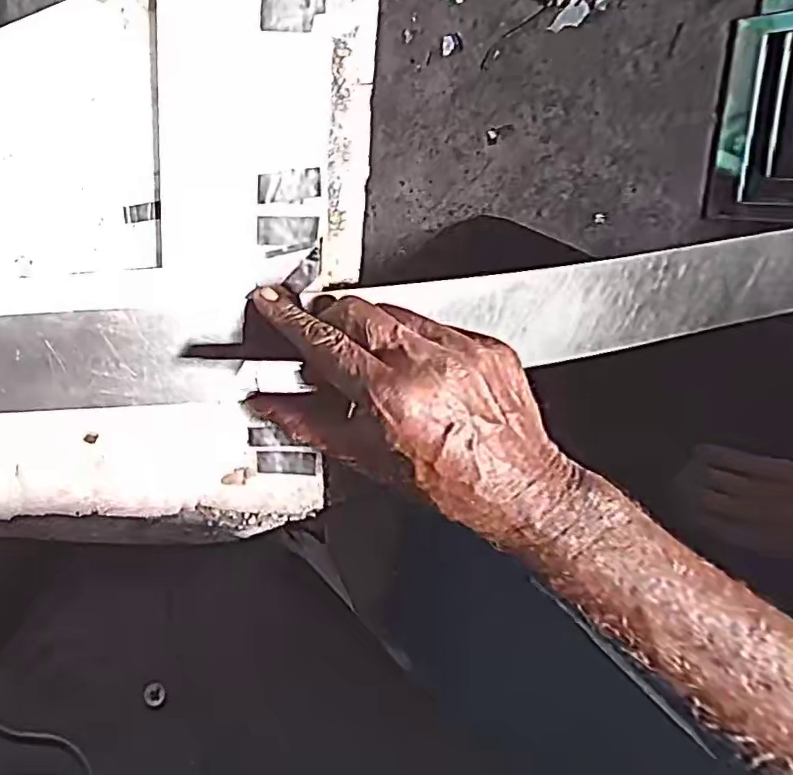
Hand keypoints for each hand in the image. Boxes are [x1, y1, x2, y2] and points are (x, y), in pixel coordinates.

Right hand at [244, 288, 578, 545]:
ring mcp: (459, 350)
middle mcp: (426, 365)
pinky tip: (416, 367)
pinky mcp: (484, 344)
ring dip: (369, 328)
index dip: (289, 318)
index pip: (324, 341)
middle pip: (354, 310)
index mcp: (391, 396)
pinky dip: (412, 338)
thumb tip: (269, 403)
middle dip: (328, 318)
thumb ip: (307, 422)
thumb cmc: (449, 484)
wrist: (522, 490)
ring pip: (391, 310)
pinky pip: (431, 322)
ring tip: (373, 362)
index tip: (272, 302)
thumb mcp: (365, 458)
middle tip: (323, 340)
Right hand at [674, 444, 792, 571]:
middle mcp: (764, 519)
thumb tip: (746, 530)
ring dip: (695, 468)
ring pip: (711, 477)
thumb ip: (780, 541)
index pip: (711, 526)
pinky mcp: (784, 471)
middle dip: (685, 488)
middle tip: (680, 480)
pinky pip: (734, 460)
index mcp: (774, 545)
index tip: (682, 504)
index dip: (690, 514)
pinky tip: (707, 451)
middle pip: (703, 499)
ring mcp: (772, 493)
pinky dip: (713, 453)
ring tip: (691, 464)